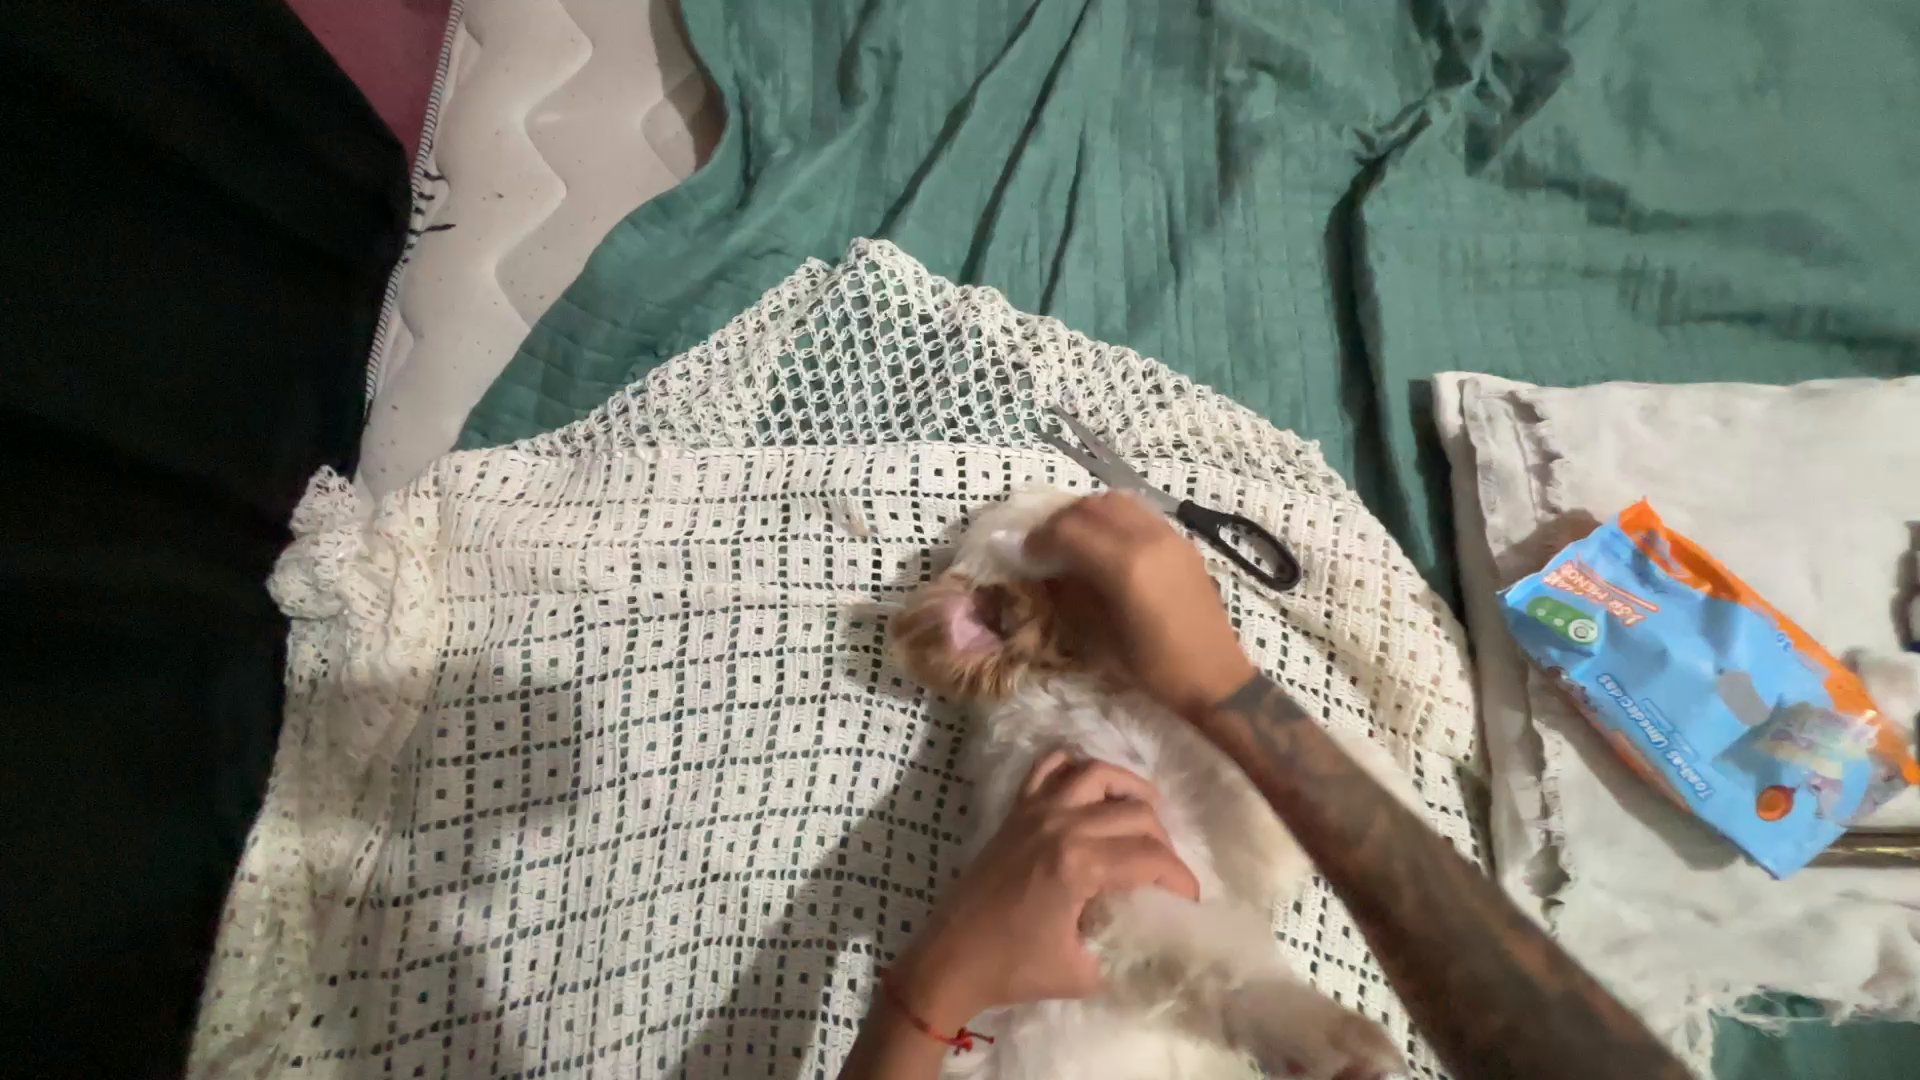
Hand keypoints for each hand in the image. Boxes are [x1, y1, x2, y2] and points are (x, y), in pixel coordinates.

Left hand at [889, 753, 1200, 1031]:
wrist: (953, 955)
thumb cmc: (1015, 967)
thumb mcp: (1083, 972)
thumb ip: (1122, 945)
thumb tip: (1148, 930)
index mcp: (1079, 865)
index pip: (1150, 857)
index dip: (1180, 877)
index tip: (1189, 898)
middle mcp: (1061, 824)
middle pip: (1133, 810)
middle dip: (1162, 838)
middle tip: (1164, 868)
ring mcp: (1036, 810)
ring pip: (1095, 771)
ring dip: (1127, 786)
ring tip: (1143, 811)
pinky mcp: (1016, 809)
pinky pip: (1048, 766)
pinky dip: (1074, 766)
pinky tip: (1089, 786)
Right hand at [1025, 492, 1257, 719]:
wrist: (1214, 677)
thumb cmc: (1153, 666)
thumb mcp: (1099, 637)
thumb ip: (1071, 594)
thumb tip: (1048, 571)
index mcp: (1124, 565)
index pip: (1068, 530)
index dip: (1040, 539)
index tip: (1026, 554)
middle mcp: (1147, 539)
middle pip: (1090, 507)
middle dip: (1061, 521)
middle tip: (1046, 545)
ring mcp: (1169, 536)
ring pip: (1117, 501)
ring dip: (1088, 514)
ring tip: (1075, 539)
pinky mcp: (1182, 542)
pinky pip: (1140, 513)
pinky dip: (1114, 518)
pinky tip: (1107, 544)